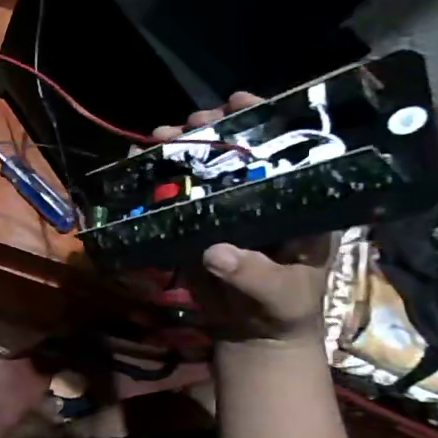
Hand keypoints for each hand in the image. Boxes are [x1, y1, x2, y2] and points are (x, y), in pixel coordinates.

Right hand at [154, 92, 331, 346]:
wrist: (250, 334)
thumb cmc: (283, 310)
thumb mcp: (278, 294)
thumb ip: (252, 275)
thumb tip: (214, 252)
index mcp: (297, 202)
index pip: (287, 149)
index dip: (268, 119)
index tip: (240, 103)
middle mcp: (261, 194)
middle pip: (238, 150)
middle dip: (213, 130)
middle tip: (192, 123)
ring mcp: (226, 206)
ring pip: (204, 168)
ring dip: (181, 149)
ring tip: (161, 137)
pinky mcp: (197, 222)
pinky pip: (176, 195)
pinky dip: (157, 178)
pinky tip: (139, 160)